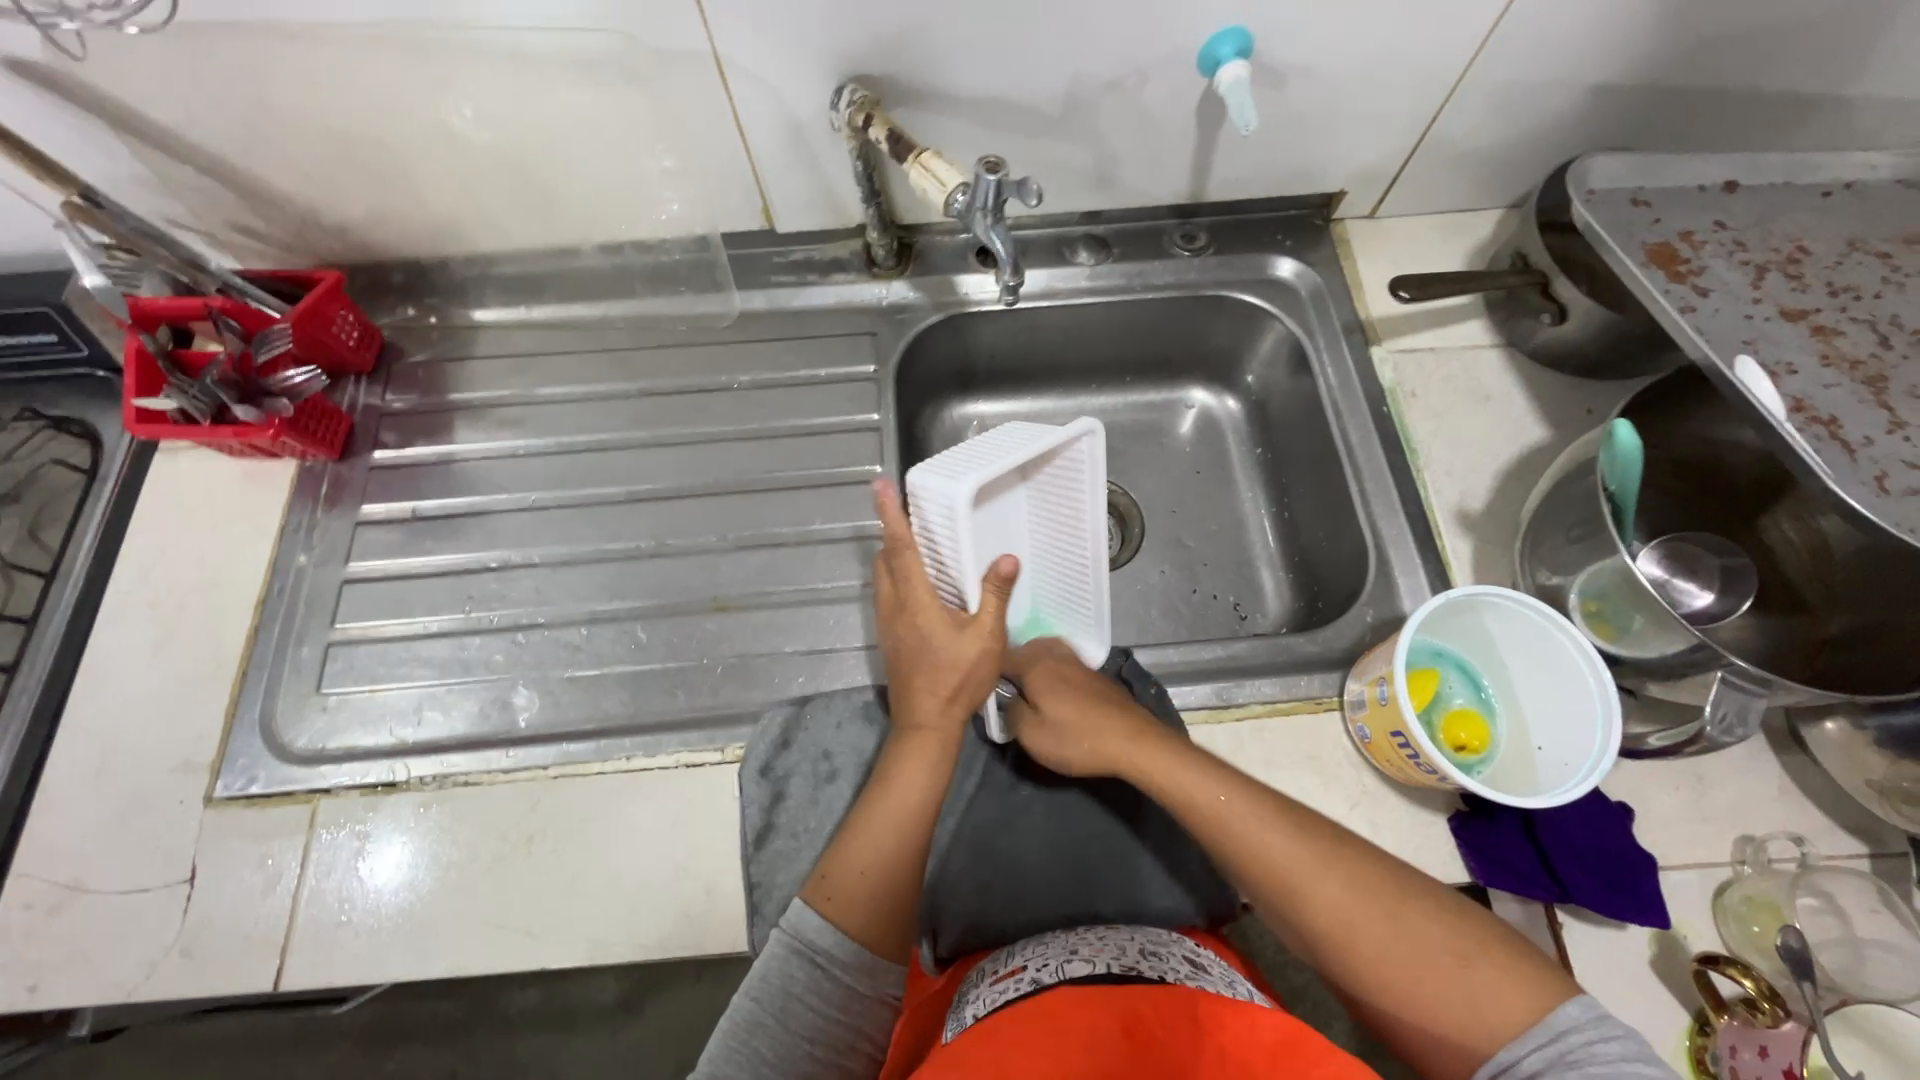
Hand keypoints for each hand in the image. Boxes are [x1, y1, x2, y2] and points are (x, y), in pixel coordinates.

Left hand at [872, 478, 1018, 736]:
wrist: (925, 724)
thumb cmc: (957, 681)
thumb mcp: (986, 639)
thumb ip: (994, 596)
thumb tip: (1007, 560)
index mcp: (915, 600)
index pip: (900, 547)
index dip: (891, 514)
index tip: (880, 486)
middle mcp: (893, 606)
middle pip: (884, 558)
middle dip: (892, 533)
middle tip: (910, 514)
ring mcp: (887, 623)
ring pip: (881, 577)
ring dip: (893, 556)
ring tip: (918, 545)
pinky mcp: (888, 637)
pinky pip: (886, 595)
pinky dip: (897, 578)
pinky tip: (922, 587)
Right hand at [1003, 638, 1171, 777]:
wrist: (1133, 741)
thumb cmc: (1077, 739)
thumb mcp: (1032, 736)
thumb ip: (1012, 713)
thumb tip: (1008, 699)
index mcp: (1035, 666)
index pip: (1002, 656)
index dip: (989, 669)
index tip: (983, 684)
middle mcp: (1055, 656)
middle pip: (1026, 647)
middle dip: (1012, 661)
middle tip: (1005, 685)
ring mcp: (1078, 662)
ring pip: (1047, 650)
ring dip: (1035, 662)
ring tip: (1029, 684)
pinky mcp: (1095, 674)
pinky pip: (1064, 661)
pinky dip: (1054, 668)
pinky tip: (1056, 689)